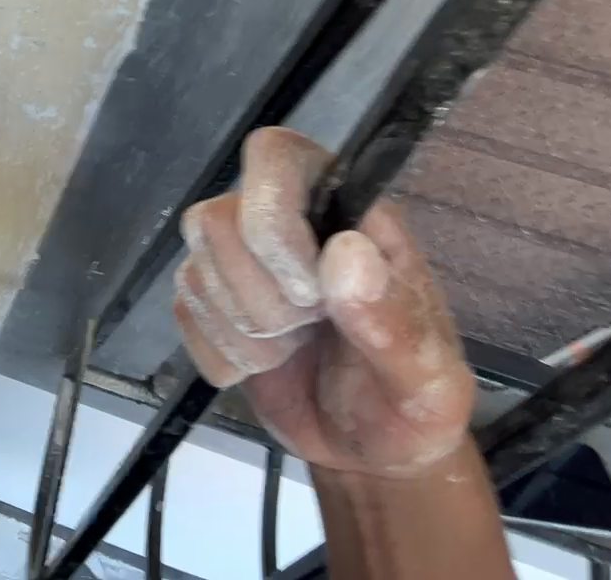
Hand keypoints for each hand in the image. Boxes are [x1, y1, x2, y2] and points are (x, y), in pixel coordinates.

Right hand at [173, 127, 474, 476]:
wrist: (363, 456)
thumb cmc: (407, 406)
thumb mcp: (428, 379)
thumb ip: (395, 320)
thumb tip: (347, 253)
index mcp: (340, 212)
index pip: (275, 154)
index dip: (271, 218)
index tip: (308, 293)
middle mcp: (281, 220)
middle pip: (219, 217)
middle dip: (260, 297)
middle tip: (308, 332)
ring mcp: (236, 259)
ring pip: (195, 263)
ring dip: (243, 330)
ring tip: (290, 352)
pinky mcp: (206, 300)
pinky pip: (182, 310)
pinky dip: (221, 353)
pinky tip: (261, 365)